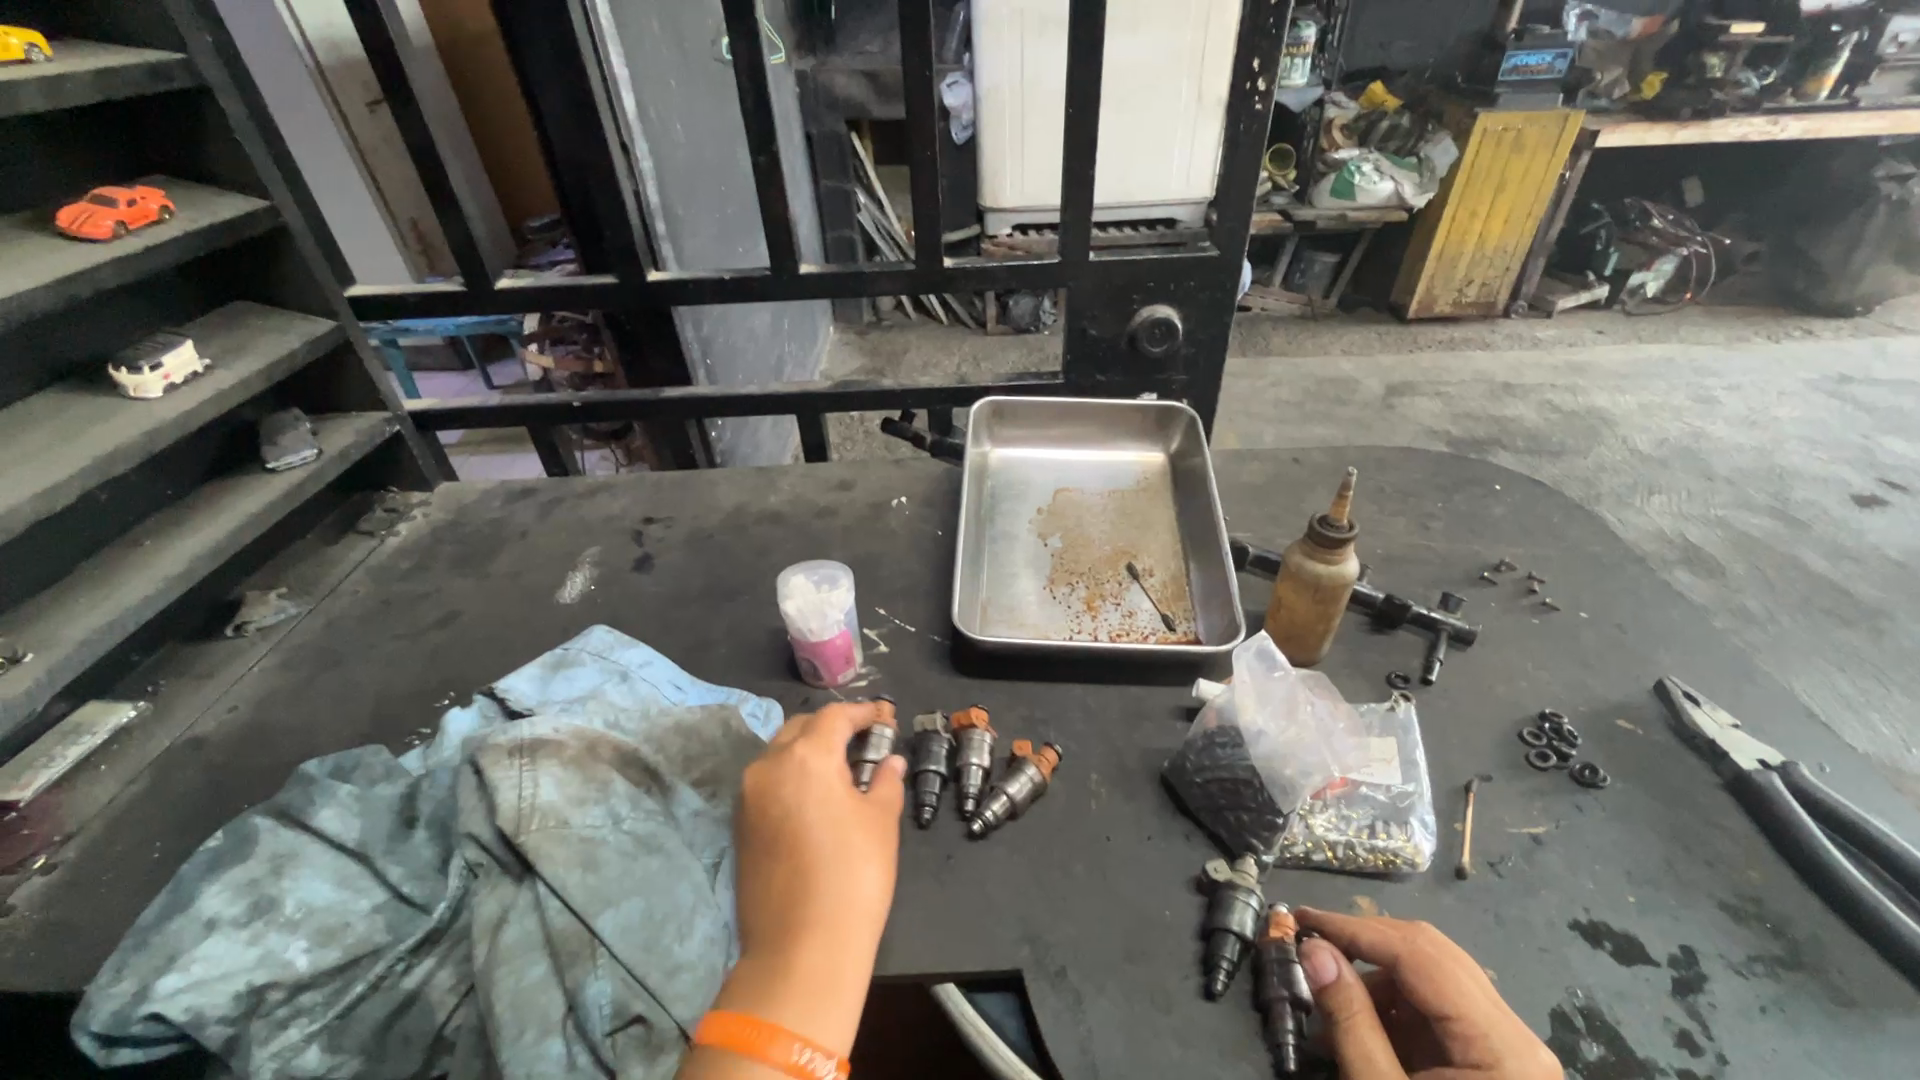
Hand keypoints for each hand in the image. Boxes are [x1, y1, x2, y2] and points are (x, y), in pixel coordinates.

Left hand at [734, 700, 904, 967]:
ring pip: (780, 755)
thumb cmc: (854, 876)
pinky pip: (768, 783)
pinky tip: (817, 798)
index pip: (835, 716)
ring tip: (842, 770)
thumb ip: (885, 782)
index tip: (886, 717)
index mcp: (806, 756)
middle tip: (865, 742)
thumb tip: (889, 763)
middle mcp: (768, 766)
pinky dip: (792, 778)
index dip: (864, 712)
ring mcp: (748, 796)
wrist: (800, 948)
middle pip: (801, 728)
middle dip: (833, 728)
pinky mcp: (739, 826)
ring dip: (809, 752)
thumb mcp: (881, 822)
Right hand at [1296, 909, 1560, 1079]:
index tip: (1299, 919)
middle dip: (1364, 941)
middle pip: (1432, 953)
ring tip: (1327, 998)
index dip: (1355, 929)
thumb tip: (1313, 949)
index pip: (1420, 955)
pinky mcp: (1492, 1058)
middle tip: (1308, 938)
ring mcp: (1508, 1046)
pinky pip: (1438, 1007)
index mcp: (1501, 1046)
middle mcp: (1515, 1034)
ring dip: (1375, 974)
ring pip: (1434, 975)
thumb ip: (1349, 1020)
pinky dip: (1392, 1003)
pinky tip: (1358, 1022)